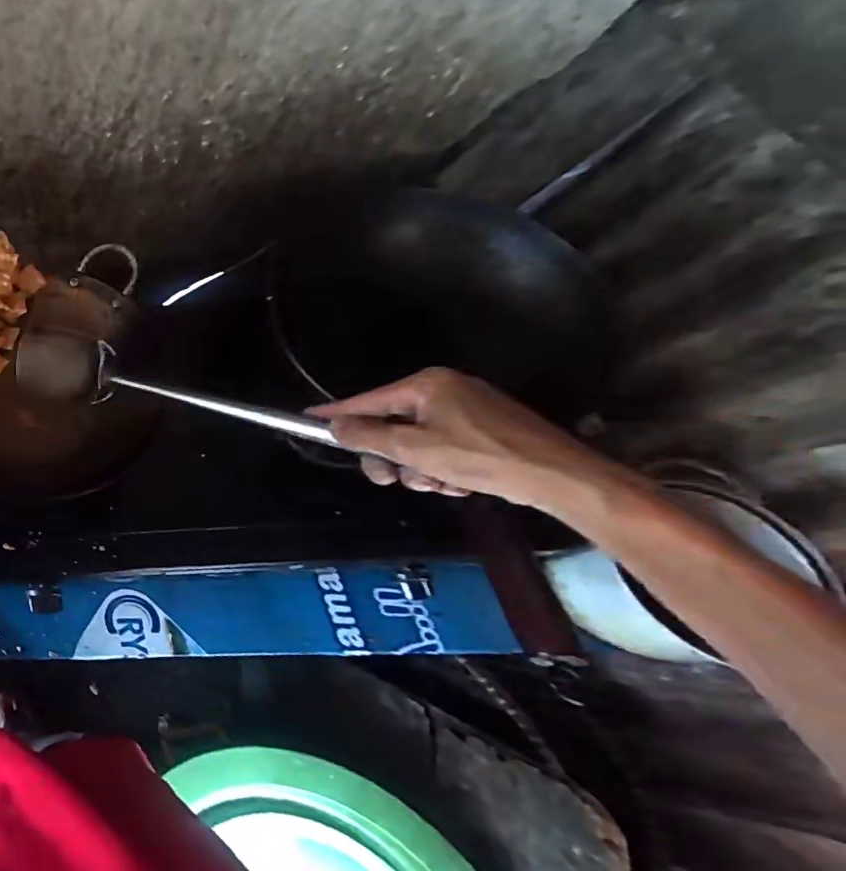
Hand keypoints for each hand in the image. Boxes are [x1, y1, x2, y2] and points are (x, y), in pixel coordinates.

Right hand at [307, 367, 621, 508]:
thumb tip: (336, 425)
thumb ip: (368, 436)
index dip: (335, 413)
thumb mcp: (414, 450)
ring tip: (438, 484)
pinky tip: (456, 482)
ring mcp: (468, 406)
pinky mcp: (486, 425)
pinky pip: (443, 443)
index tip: (307, 418)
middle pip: (391, 423)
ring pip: (416, 439)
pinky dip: (441, 465)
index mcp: (426, 385)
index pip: (366, 400)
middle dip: (389, 456)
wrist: (562, 478)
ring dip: (417, 467)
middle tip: (392, 481)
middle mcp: (445, 388)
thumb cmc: (482, 458)